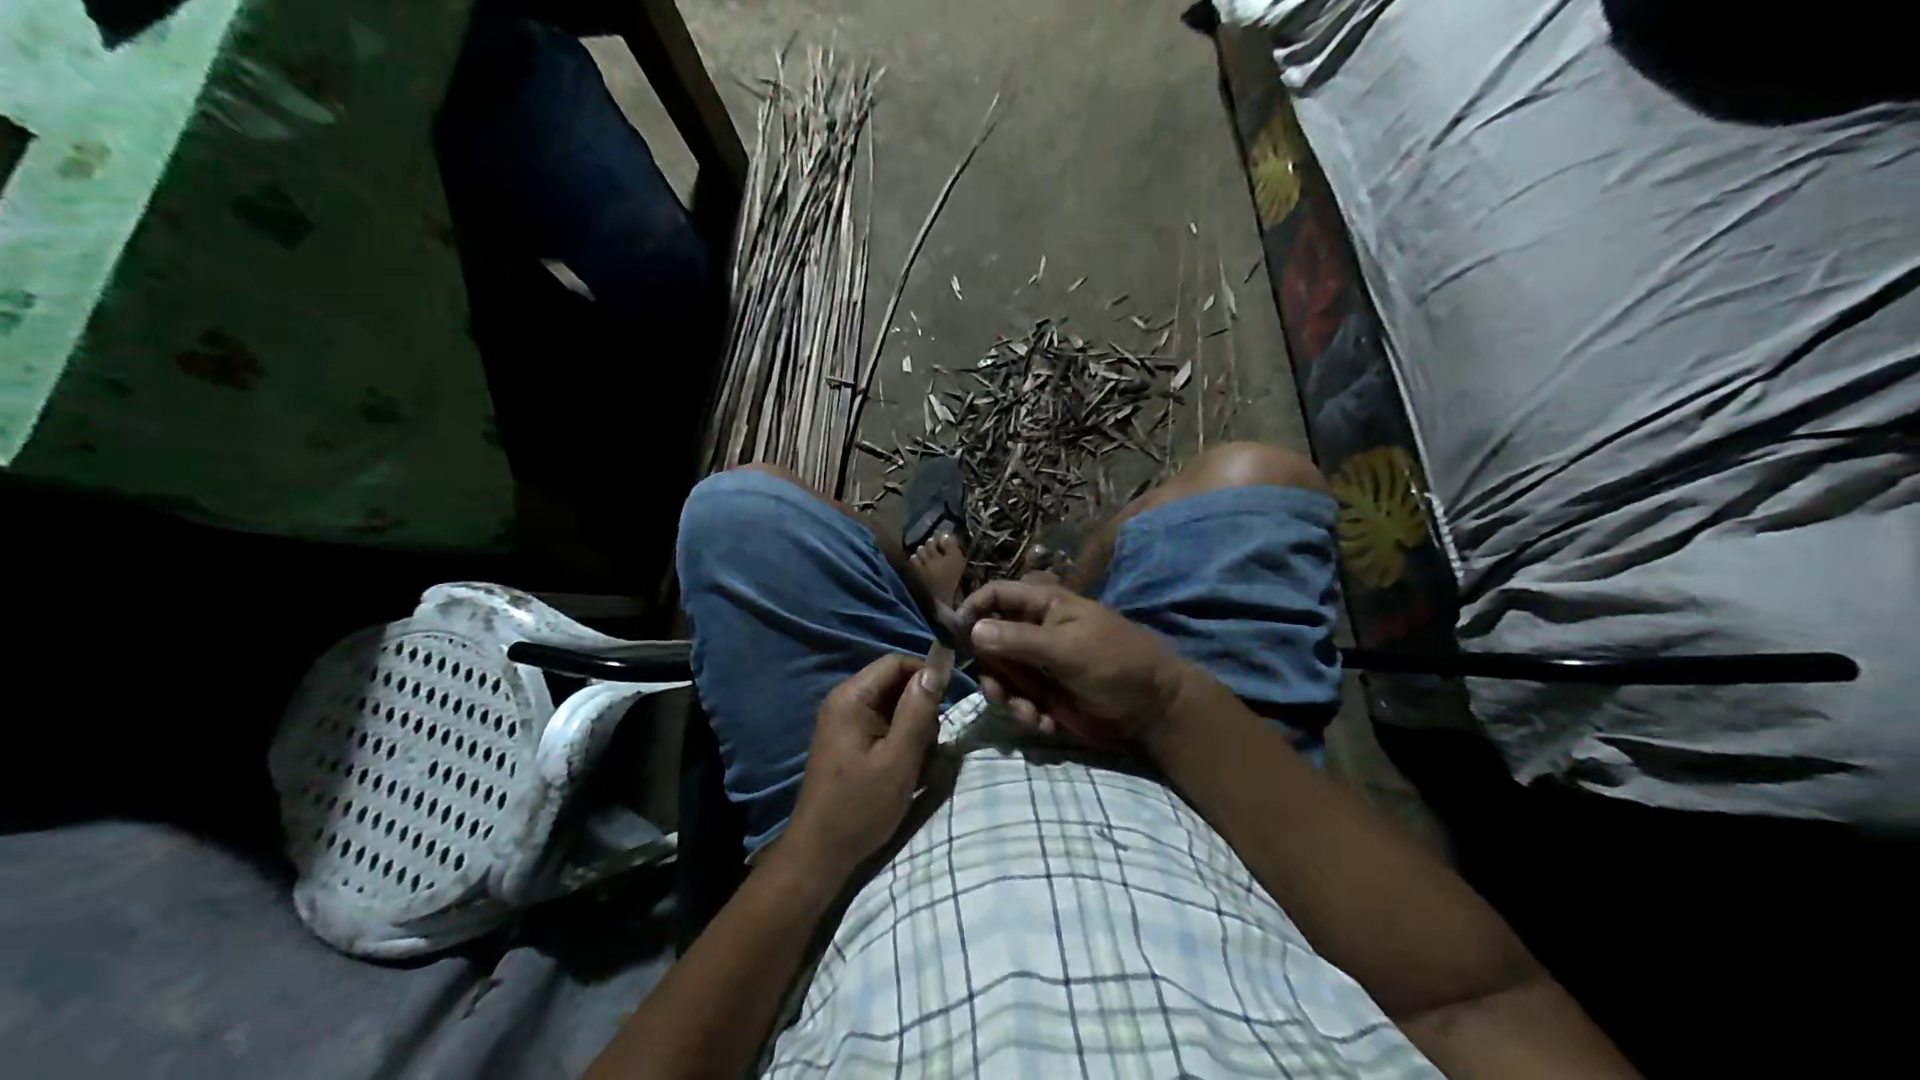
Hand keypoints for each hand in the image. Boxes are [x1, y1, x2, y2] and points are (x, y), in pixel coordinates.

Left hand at [782, 652, 948, 878]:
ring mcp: (843, 720)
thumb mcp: (899, 757)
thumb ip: (919, 709)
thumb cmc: (862, 805)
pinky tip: (904, 764)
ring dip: (913, 724)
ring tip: (917, 758)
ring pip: (892, 704)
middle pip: (894, 682)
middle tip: (930, 741)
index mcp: (852, 697)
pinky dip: (900, 737)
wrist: (821, 851)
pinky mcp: (847, 739)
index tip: (949, 703)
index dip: (927, 675)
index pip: (897, 662)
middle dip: (920, 705)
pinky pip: (882, 722)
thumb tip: (938, 664)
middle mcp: (844, 700)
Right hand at [959, 579, 1196, 744]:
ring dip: (1009, 699)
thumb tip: (973, 630)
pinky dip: (1027, 715)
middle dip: (992, 672)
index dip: (972, 610)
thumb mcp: (1068, 649)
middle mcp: (1033, 631)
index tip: (957, 638)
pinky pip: (1018, 701)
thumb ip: (1020, 640)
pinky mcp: (1044, 694)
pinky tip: (1047, 724)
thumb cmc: (1116, 663)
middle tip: (999, 694)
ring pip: (1001, 677)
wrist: (1154, 708)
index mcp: (1042, 606)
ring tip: (1030, 715)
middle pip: (989, 643)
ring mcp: (1038, 665)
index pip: (995, 596)